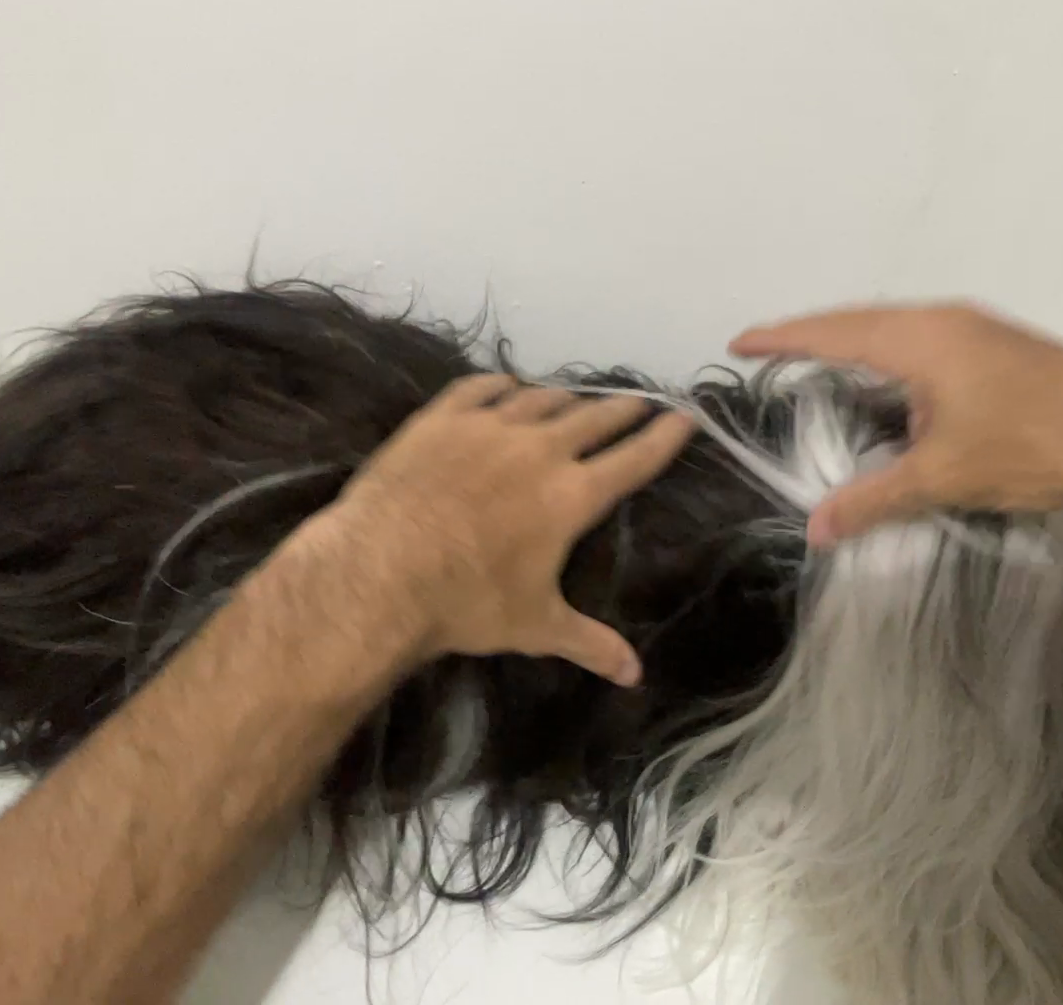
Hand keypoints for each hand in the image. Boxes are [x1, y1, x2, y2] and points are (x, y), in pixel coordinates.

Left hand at [313, 374, 696, 685]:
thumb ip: (590, 644)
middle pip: (596, 418)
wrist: (377, 574)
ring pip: (542, 398)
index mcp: (572, 496)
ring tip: (576, 400)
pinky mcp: (443, 418)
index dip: (665, 437)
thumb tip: (635, 677)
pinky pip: (482, 387)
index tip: (685, 416)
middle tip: (639, 402)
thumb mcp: (536, 627)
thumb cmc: (466, 603)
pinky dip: (503, 386)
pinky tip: (508, 386)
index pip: (635, 459)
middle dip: (624, 409)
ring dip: (566, 398)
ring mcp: (489, 427)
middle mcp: (541, 450)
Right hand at [731, 303, 1062, 544]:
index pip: (833, 331)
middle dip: (809, 335)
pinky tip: (889, 382)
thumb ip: (872, 499)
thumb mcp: (943, 477)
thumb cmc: (1033, 448)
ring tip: (817, 362)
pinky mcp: (998, 345)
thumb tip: (814, 532)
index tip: (738, 343)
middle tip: (769, 352)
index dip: (781, 338)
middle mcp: (944, 319)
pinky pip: (921, 337)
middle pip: (859, 319)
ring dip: (851, 342)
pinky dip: (885, 352)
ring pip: (893, 327)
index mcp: (922, 339)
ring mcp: (977, 327)